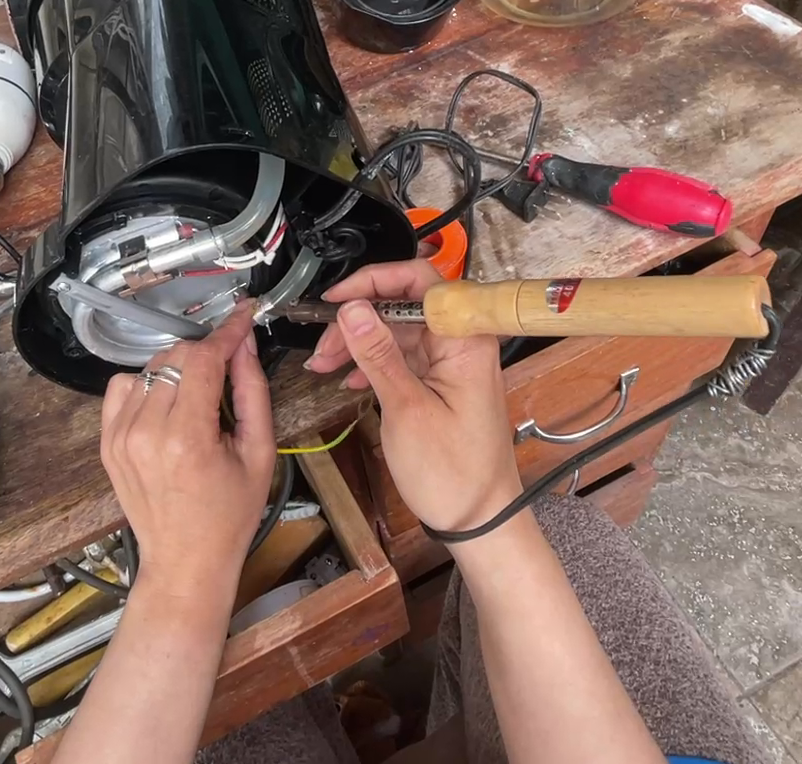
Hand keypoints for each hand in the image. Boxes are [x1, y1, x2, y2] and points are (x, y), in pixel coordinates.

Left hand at [101, 306, 274, 602]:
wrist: (185, 562)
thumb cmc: (230, 515)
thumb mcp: (259, 452)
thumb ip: (252, 390)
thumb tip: (245, 344)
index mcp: (187, 437)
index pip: (204, 358)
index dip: (227, 331)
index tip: (244, 316)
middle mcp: (145, 431)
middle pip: (176, 356)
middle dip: (207, 351)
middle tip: (230, 363)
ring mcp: (120, 436)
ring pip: (151, 366)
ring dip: (180, 366)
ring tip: (201, 391)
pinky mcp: (107, 441)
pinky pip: (124, 384)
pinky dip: (148, 381)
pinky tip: (168, 401)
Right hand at [304, 261, 519, 534]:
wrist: (478, 520)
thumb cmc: (453, 472)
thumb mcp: (406, 408)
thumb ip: (378, 354)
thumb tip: (352, 308)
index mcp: (464, 339)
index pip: (419, 280)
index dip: (374, 281)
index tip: (337, 299)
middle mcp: (460, 341)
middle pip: (401, 305)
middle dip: (357, 319)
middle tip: (323, 343)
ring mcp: (449, 361)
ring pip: (395, 331)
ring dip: (357, 342)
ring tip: (324, 363)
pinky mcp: (438, 380)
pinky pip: (400, 355)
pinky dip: (371, 362)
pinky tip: (349, 378)